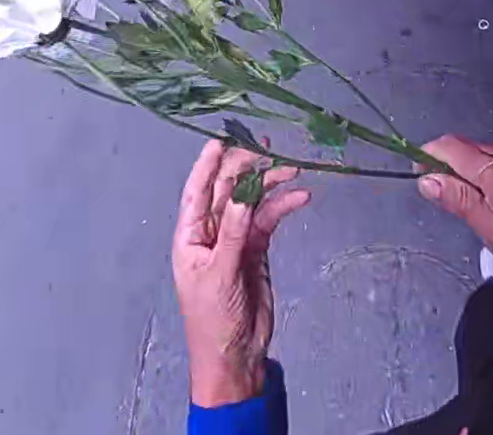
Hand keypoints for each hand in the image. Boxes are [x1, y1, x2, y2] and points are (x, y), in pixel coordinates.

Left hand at [172, 141, 310, 406]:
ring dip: (271, 182)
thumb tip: (243, 190)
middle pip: (228, 188)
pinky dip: (284, 205)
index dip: (207, 164)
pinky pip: (270, 217)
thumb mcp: (219, 273)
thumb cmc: (213, 318)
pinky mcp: (256, 245)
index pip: (196, 192)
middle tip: (268, 147)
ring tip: (292, 168)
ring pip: (253, 199)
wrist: (236, 354)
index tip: (223, 139)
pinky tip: (301, 197)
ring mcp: (236, 236)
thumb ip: (232, 230)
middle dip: (246, 167)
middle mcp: (212, 230)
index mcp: (190, 236)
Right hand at [417, 135, 492, 346]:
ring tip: (465, 208)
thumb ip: (461, 202)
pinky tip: (490, 203)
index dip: (430, 157)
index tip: (418, 177)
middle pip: (469, 148)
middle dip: (448, 166)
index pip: (454, 147)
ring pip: (485, 155)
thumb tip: (426, 179)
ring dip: (467, 172)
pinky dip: (486, 175)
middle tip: (440, 201)